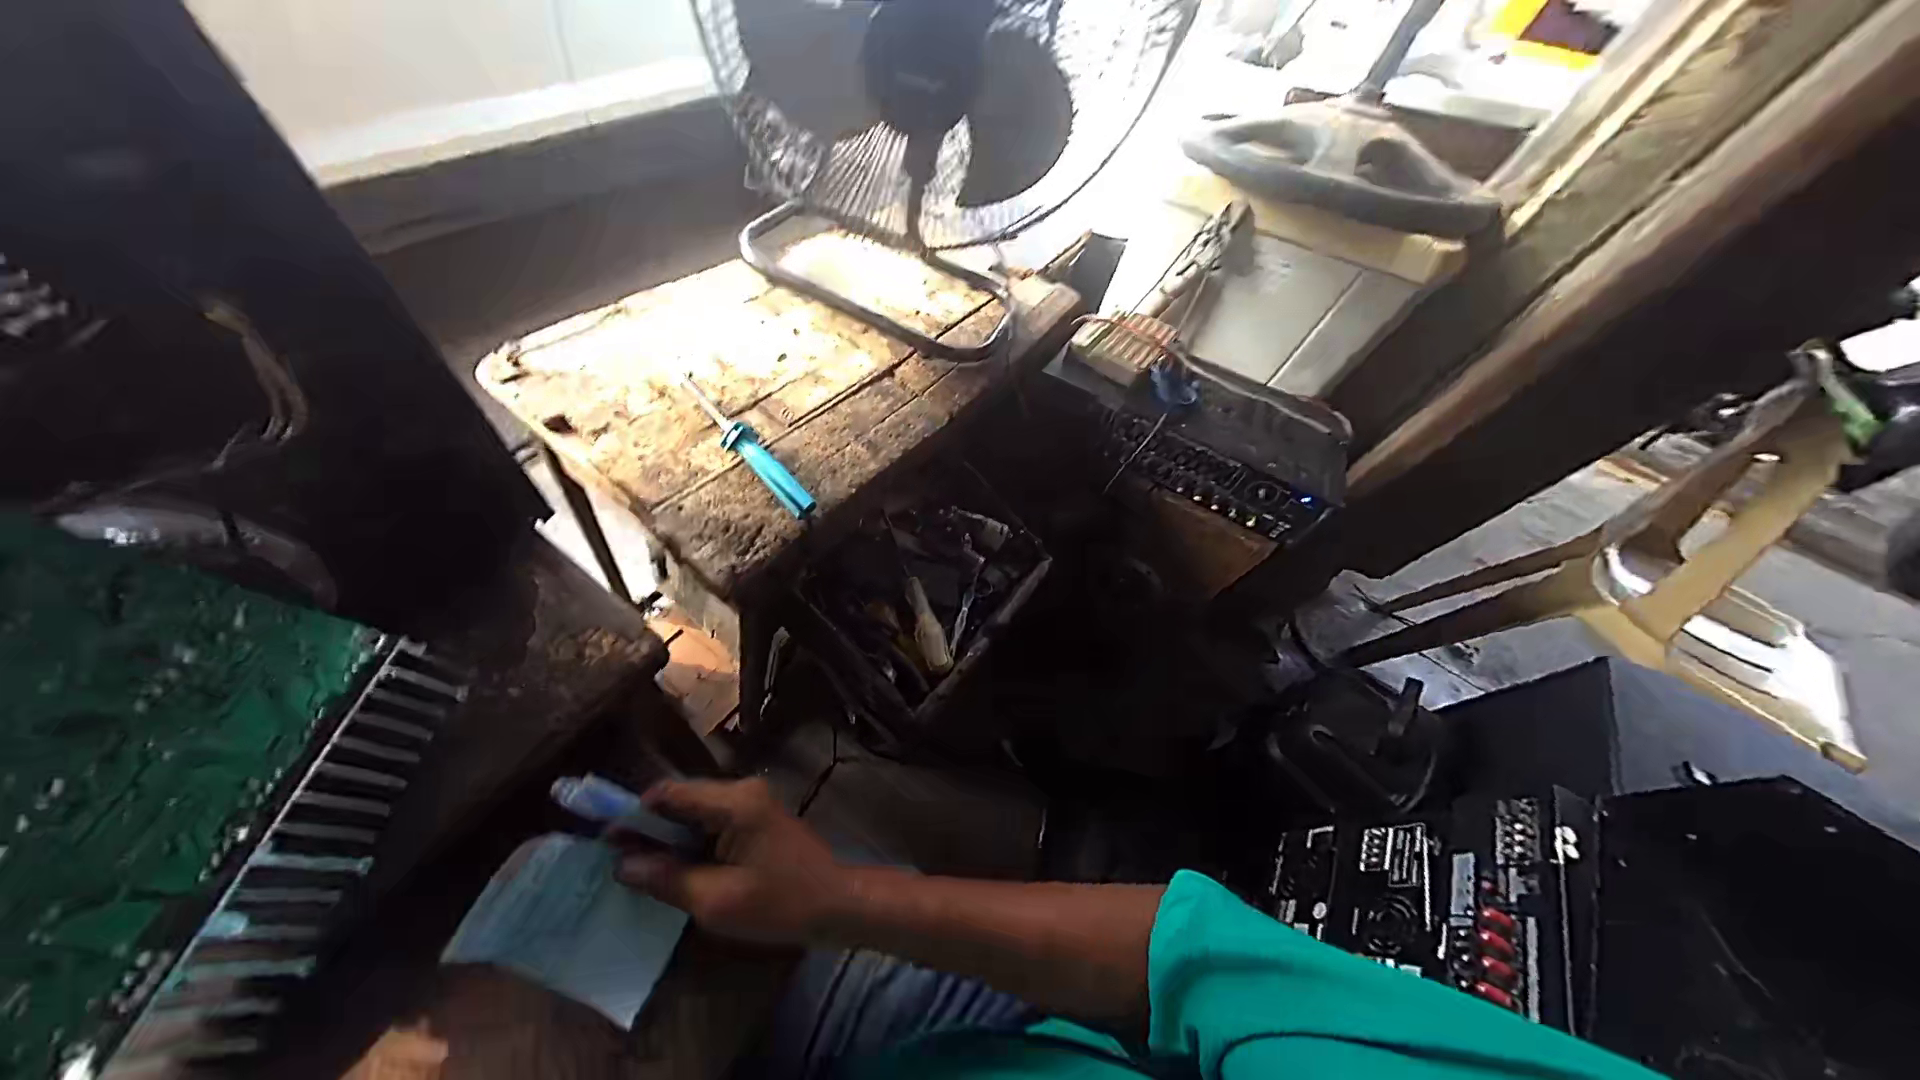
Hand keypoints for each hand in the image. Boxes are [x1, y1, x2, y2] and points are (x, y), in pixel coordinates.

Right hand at [613, 777, 846, 944]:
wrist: (834, 903)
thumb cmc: (779, 903)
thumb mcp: (717, 900)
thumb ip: (668, 878)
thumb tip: (623, 864)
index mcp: (736, 801)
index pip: (671, 793)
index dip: (633, 814)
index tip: (604, 841)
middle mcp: (744, 790)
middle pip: (682, 799)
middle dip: (648, 827)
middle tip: (616, 860)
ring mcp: (752, 801)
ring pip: (695, 811)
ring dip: (668, 836)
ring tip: (637, 866)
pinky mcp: (756, 816)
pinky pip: (712, 821)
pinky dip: (690, 840)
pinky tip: (673, 866)